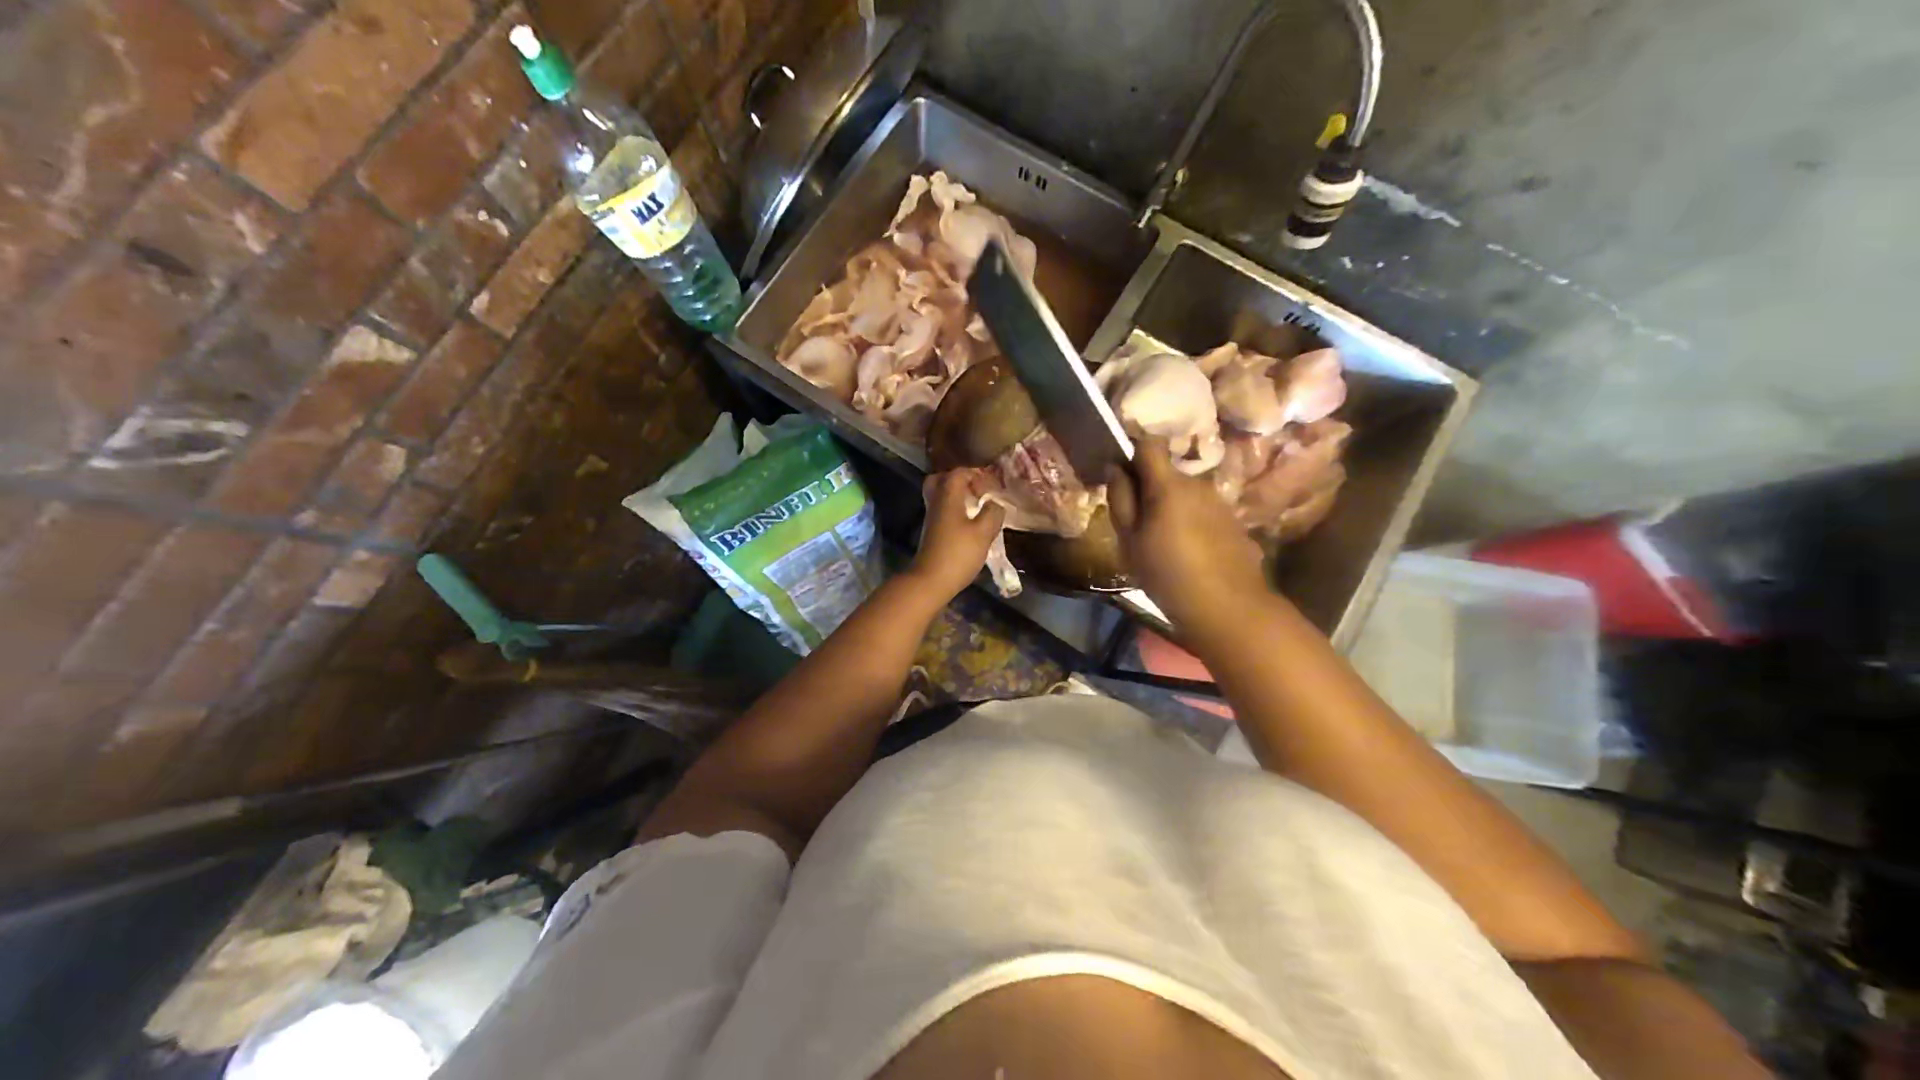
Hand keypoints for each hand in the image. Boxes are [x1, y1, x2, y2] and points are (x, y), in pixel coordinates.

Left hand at [907, 469, 1007, 599]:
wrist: (930, 580)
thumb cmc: (958, 553)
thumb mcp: (984, 533)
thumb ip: (993, 513)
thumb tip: (995, 503)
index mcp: (948, 496)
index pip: (959, 473)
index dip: (976, 475)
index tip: (992, 487)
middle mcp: (936, 502)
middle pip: (942, 480)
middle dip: (961, 481)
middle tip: (977, 490)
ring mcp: (931, 517)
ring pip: (941, 496)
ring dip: (958, 496)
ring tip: (977, 506)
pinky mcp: (932, 532)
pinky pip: (942, 510)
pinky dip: (955, 509)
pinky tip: (970, 522)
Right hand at [1105, 436, 1272, 636]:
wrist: (1229, 608)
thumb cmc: (1168, 574)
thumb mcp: (1130, 541)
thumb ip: (1120, 500)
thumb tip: (1114, 468)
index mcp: (1168, 484)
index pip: (1148, 444)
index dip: (1132, 455)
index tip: (1121, 479)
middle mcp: (1198, 484)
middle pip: (1167, 473)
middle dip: (1150, 490)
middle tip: (1137, 525)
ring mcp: (1220, 503)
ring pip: (1186, 495)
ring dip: (1172, 509)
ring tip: (1163, 544)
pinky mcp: (1234, 522)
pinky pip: (1203, 513)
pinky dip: (1192, 524)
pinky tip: (1189, 555)